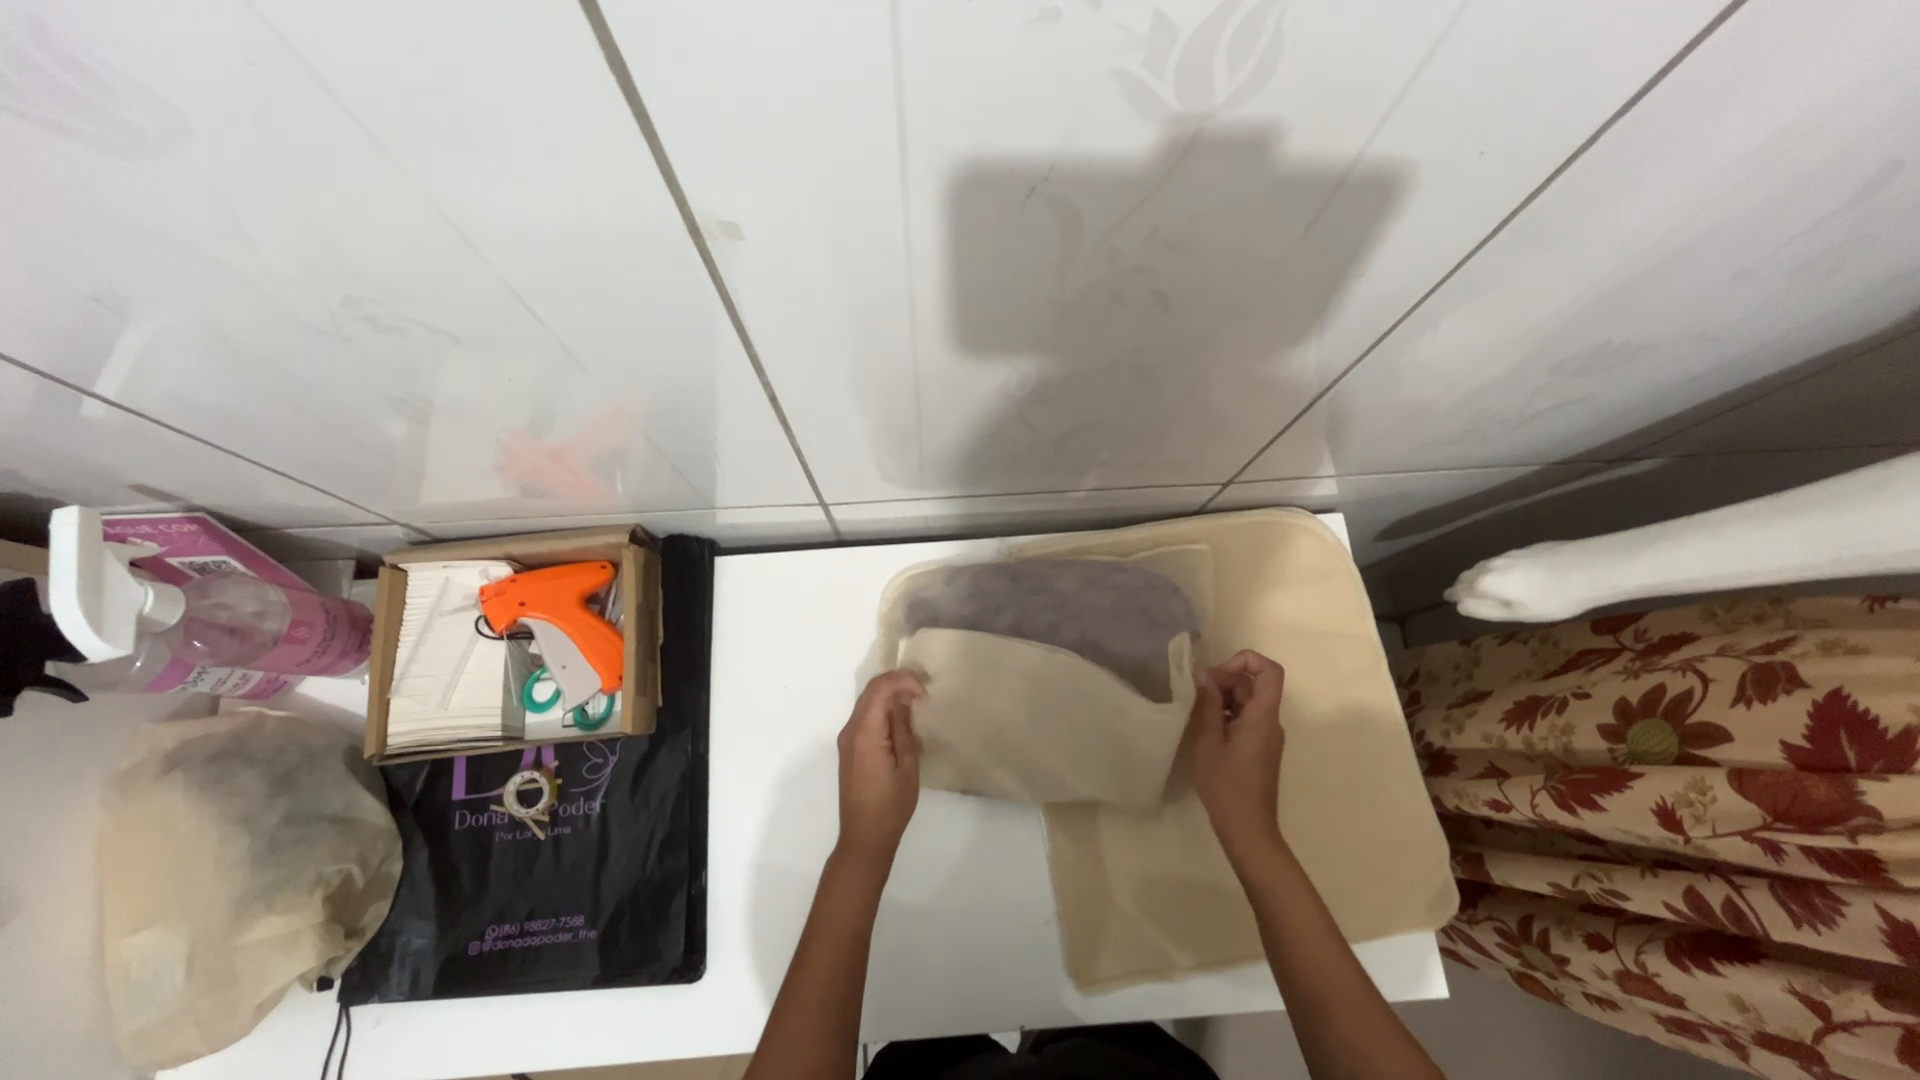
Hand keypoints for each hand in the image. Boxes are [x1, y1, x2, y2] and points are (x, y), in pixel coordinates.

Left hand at [835, 670, 925, 866]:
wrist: (864, 836)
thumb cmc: (891, 805)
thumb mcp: (907, 765)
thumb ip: (904, 728)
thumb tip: (903, 700)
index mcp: (864, 732)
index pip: (880, 688)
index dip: (904, 680)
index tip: (926, 691)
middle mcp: (850, 730)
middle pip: (871, 691)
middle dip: (898, 683)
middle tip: (924, 692)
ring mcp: (846, 740)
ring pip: (867, 702)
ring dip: (890, 696)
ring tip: (917, 704)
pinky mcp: (849, 749)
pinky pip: (865, 718)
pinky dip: (883, 711)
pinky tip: (902, 722)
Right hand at [1190, 649, 1287, 864]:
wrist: (1247, 829)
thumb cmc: (1226, 785)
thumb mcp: (1208, 741)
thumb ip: (1207, 704)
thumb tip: (1203, 674)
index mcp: (1263, 716)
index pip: (1269, 670)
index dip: (1244, 660)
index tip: (1216, 674)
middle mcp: (1270, 721)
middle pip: (1255, 684)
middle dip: (1225, 679)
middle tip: (1195, 693)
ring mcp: (1267, 736)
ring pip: (1248, 701)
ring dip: (1223, 697)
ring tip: (1195, 711)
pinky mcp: (1259, 748)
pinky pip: (1245, 718)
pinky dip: (1226, 714)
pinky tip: (1204, 728)